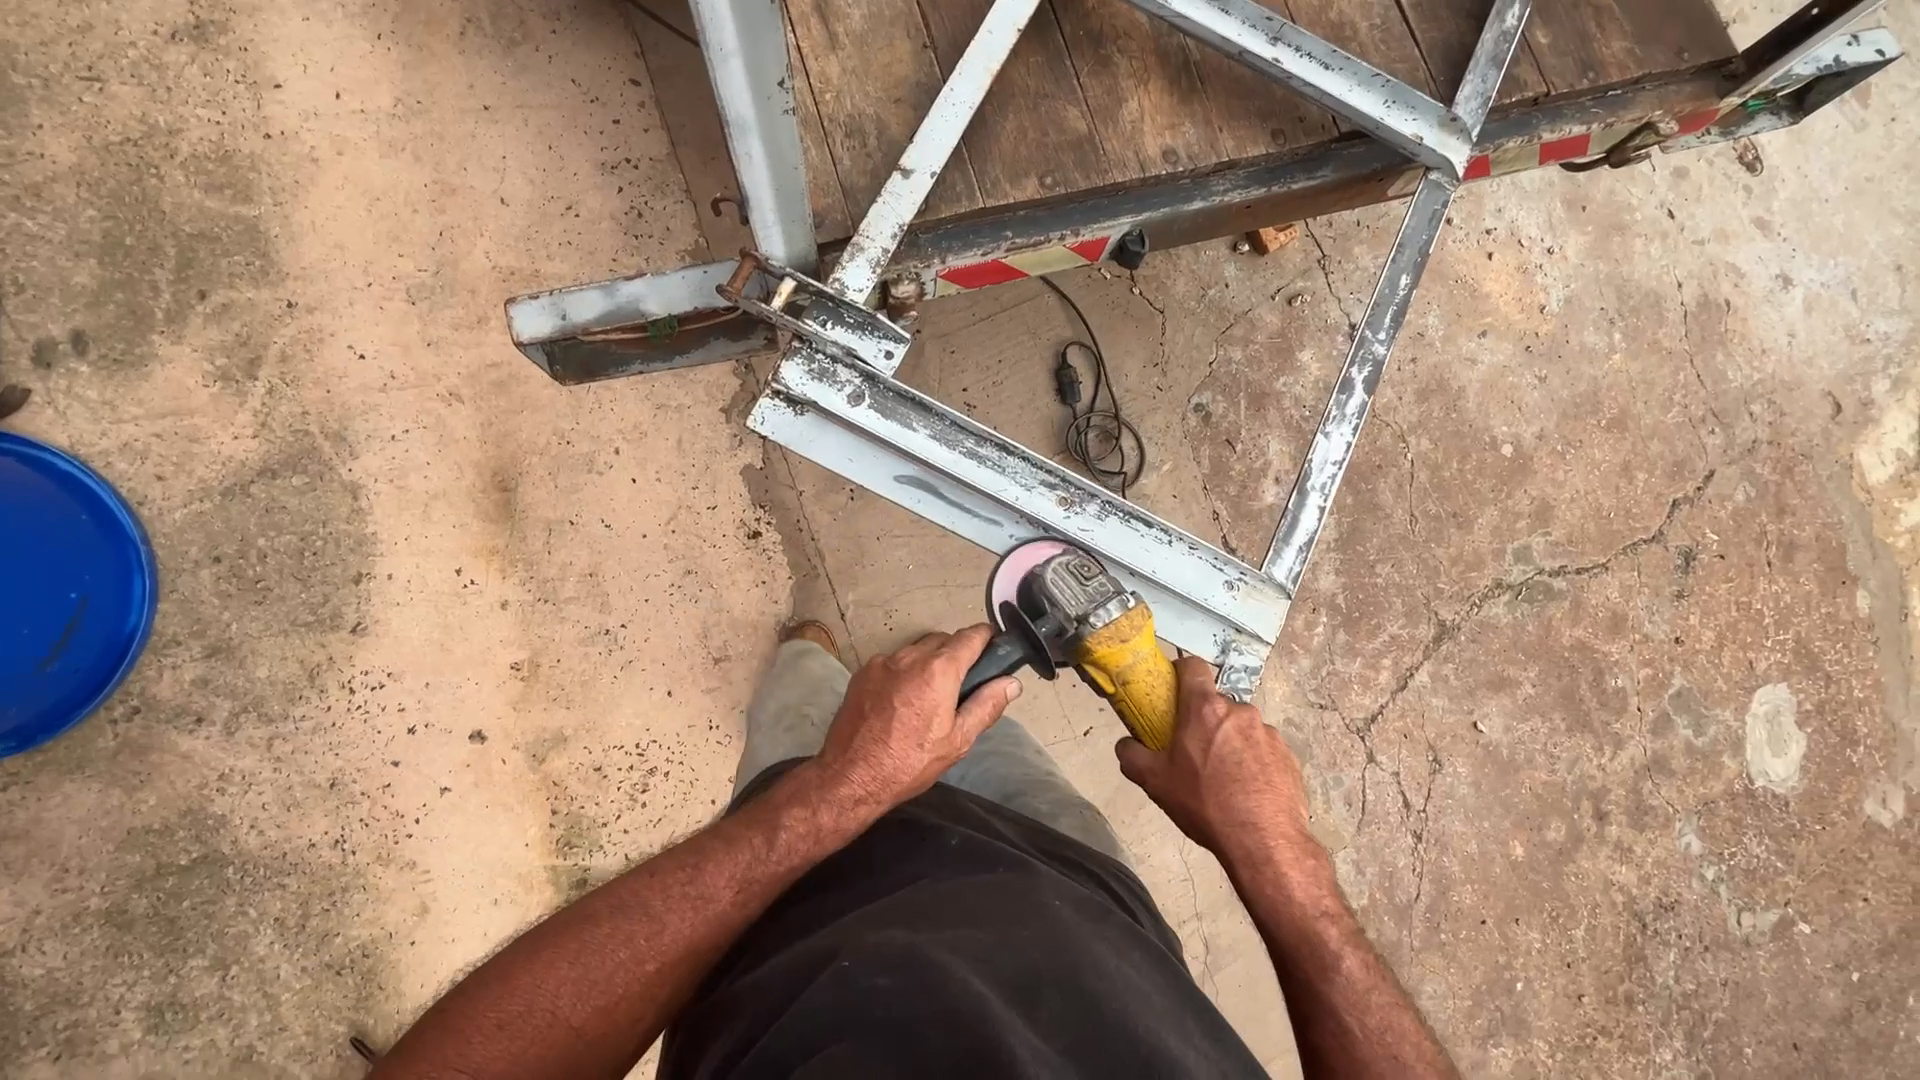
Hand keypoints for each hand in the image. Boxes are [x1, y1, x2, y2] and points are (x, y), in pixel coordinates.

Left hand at [814, 625, 1021, 810]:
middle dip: (957, 653)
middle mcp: (910, 657)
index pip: (971, 636)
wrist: (851, 776)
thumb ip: (987, 706)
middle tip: (963, 683)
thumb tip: (1011, 683)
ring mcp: (883, 662)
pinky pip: (893, 662)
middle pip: (943, 640)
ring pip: (916, 649)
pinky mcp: (863, 673)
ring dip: (929, 661)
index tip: (994, 644)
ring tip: (931, 695)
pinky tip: (902, 701)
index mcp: (939, 670)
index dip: (986, 637)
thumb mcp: (958, 740)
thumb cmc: (907, 762)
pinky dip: (904, 672)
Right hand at [1116, 656, 1321, 868]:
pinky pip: (1264, 749)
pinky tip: (1247, 791)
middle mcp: (1240, 712)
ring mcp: (1269, 733)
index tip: (1172, 690)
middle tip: (1194, 752)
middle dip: (1204, 721)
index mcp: (1205, 709)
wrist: (1264, 842)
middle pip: (1216, 704)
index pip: (1192, 667)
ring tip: (1224, 779)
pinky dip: (1254, 762)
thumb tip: (1125, 745)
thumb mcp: (1154, 782)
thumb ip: (1132, 756)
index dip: (1180, 671)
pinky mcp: (1289, 756)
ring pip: (1241, 728)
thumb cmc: (1204, 804)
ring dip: (1230, 742)